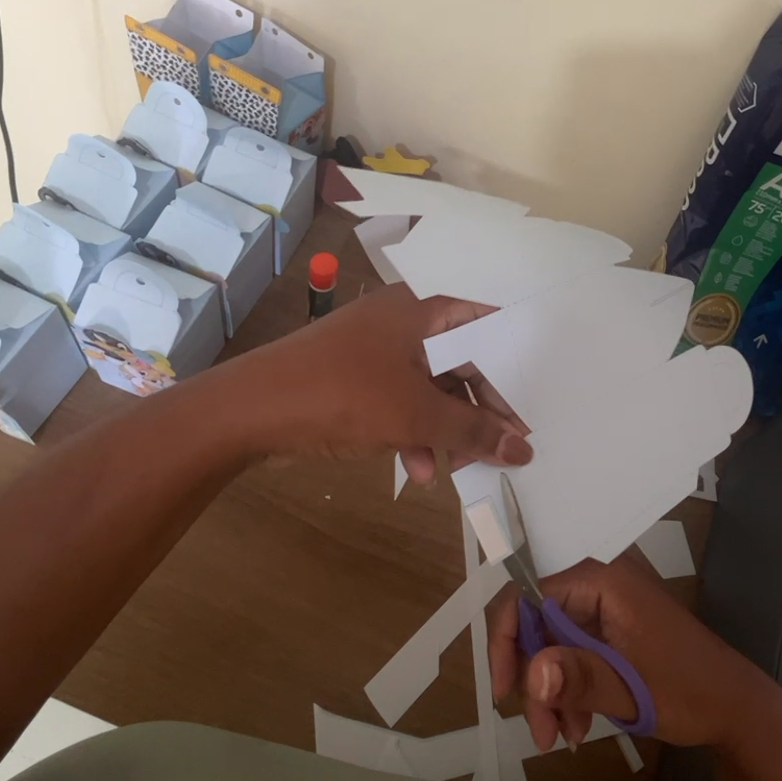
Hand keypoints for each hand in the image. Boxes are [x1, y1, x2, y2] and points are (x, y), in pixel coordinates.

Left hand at [219, 284, 530, 479]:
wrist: (249, 409)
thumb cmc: (343, 394)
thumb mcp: (415, 414)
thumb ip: (472, 432)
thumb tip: (523, 450)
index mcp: (423, 309)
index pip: (488, 326)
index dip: (514, 367)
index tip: (532, 408)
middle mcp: (404, 321)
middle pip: (461, 361)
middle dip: (478, 411)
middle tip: (503, 449)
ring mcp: (378, 349)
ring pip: (432, 387)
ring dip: (447, 430)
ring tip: (460, 470)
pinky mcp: (357, 378)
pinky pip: (401, 401)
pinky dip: (414, 432)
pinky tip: (419, 470)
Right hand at [489, 557, 777, 752]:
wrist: (733, 704)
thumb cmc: (687, 688)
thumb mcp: (630, 688)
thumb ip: (578, 678)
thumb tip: (531, 674)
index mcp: (603, 576)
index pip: (530, 592)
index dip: (507, 638)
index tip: (505, 690)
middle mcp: (600, 578)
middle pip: (538, 619)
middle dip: (534, 675)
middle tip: (541, 730)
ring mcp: (606, 600)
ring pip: (551, 638)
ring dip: (550, 688)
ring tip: (561, 735)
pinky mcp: (612, 622)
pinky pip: (572, 646)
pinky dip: (567, 684)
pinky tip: (577, 721)